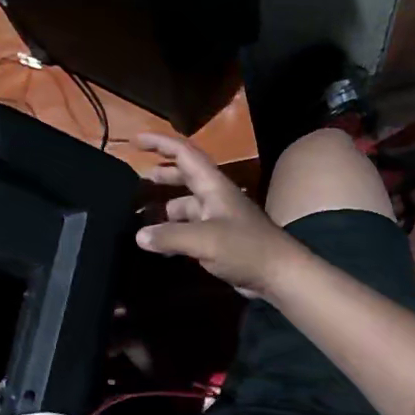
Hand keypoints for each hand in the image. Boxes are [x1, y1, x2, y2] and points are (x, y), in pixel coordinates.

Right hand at [135, 132, 303, 297]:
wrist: (278, 274)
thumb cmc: (245, 248)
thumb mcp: (204, 240)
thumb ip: (170, 236)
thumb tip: (139, 236)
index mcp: (213, 186)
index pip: (184, 153)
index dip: (160, 143)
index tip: (136, 140)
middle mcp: (215, 197)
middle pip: (185, 177)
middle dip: (161, 175)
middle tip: (137, 180)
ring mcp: (218, 218)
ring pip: (185, 206)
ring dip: (164, 208)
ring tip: (139, 216)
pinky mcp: (219, 240)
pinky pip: (190, 229)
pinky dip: (172, 232)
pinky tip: (157, 244)